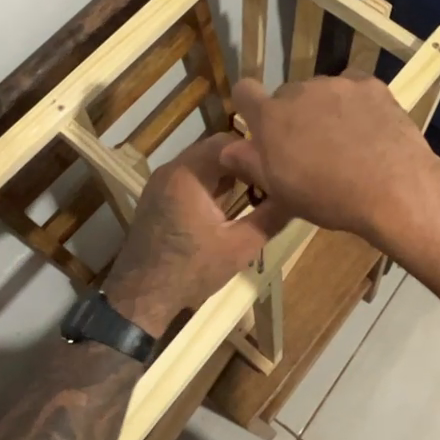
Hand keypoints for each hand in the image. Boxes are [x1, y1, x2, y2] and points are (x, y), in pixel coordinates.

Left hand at [106, 132, 292, 336]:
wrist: (141, 297)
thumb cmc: (192, 270)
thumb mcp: (241, 246)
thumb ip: (271, 216)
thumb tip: (298, 196)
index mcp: (189, 174)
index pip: (228, 141)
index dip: (256, 152)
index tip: (277, 168)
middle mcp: (171, 169)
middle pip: (214, 149)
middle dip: (243, 162)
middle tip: (269, 180)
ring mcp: (160, 182)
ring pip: (202, 163)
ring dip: (227, 173)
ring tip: (254, 191)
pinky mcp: (157, 197)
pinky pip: (189, 178)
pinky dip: (210, 184)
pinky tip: (228, 205)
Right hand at [218, 75, 439, 246]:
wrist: (393, 188)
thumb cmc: (329, 197)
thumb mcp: (280, 190)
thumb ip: (249, 164)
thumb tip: (226, 149)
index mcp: (271, 117)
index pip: (244, 91)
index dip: (249, 106)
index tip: (261, 127)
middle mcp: (299, 91)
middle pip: (287, 96)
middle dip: (294, 116)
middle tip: (311, 149)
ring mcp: (336, 84)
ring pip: (321, 92)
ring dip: (325, 109)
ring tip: (347, 142)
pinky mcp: (370, 85)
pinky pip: (353, 88)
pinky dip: (355, 104)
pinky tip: (368, 129)